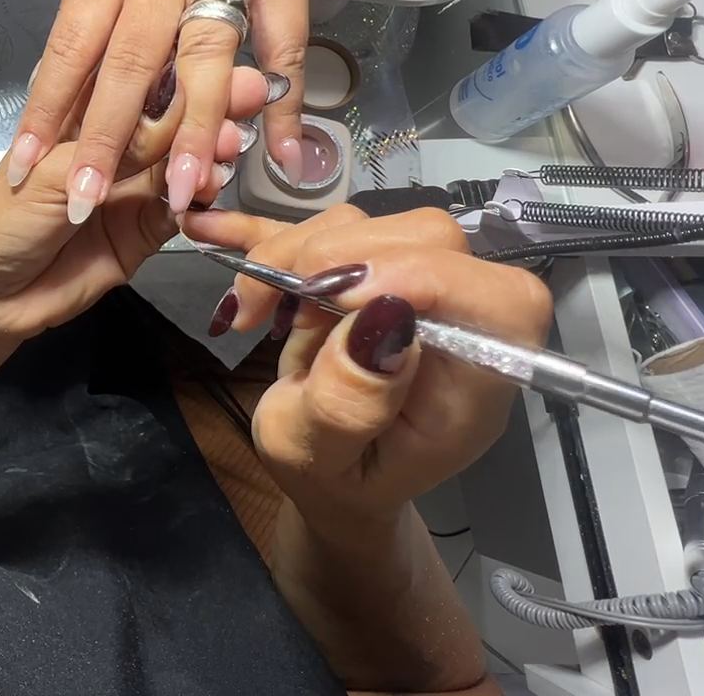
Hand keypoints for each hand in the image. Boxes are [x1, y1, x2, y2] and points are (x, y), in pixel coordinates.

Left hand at [0, 66, 270, 344]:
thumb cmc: (1, 220)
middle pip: (168, 121)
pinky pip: (181, 211)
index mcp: (80, 117)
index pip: (134, 85)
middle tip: (249, 94)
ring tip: (233, 142)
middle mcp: (112, 146)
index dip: (174, 74)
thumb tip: (178, 112)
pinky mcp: (147, 232)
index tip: (214, 61)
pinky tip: (215, 185)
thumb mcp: (54, 175)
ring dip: (208, 151)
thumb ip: (117, 151)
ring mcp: (132, 189)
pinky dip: (199, 199)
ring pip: (180, 162)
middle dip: (205, 107)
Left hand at [6, 0, 338, 223]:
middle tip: (82, 204)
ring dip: (194, 134)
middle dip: (103, 141)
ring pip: (205, 64)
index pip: (66, 52)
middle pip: (128, 68)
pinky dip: (284, 101)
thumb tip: (65, 76)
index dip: (41, 114)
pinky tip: (278, 153)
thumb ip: (90, 4)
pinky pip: (285, 48)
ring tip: (181, 194)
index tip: (20, 171)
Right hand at [180, 206, 552, 524]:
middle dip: (336, 256)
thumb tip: (380, 319)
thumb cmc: (334, 478)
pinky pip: (314, 228)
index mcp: (472, 377)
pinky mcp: (352, 271)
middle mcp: (451, 318)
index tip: (334, 297)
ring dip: (289, 252)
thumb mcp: (322, 458)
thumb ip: (350, 403)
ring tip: (252, 308)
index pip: (495, 295)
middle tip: (280, 304)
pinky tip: (208, 231)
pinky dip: (259, 229)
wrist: (331, 472)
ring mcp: (401, 286)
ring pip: (362, 225)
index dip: (421, 273)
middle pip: (425, 237)